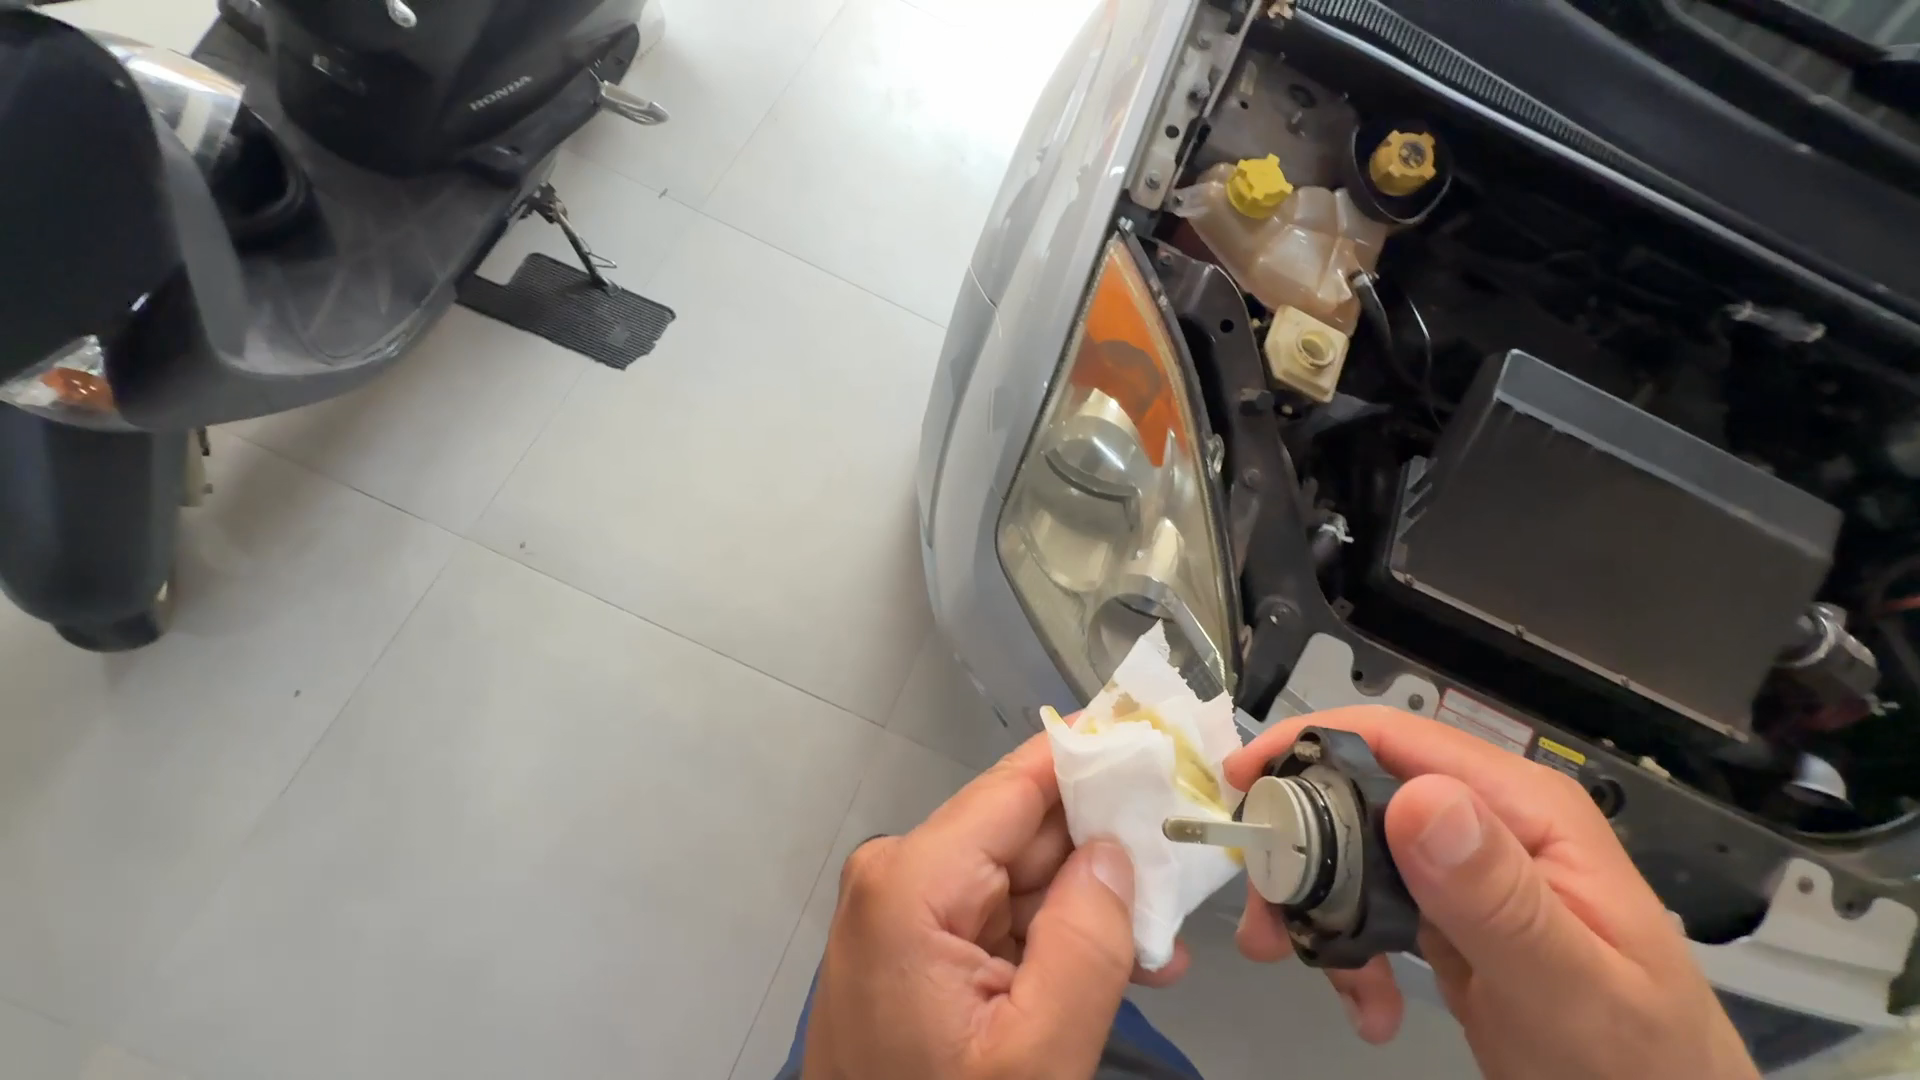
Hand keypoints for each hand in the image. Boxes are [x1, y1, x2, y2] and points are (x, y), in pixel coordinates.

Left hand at [803, 733, 1188, 1079]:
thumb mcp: (1037, 1055)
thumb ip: (1087, 942)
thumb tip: (1113, 851)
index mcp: (915, 881)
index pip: (1016, 786)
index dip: (1087, 759)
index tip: (1150, 739)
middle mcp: (900, 875)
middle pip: (1020, 832)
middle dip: (1100, 846)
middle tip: (1179, 854)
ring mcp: (903, 911)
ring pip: (1017, 879)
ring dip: (1086, 903)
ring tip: (1161, 936)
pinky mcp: (915, 945)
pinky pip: (998, 919)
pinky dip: (1053, 937)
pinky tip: (1117, 962)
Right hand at [1225, 707, 1758, 1079]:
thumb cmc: (1638, 1070)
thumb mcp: (1570, 990)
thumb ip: (1496, 895)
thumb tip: (1417, 797)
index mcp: (1520, 807)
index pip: (1393, 738)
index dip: (1308, 746)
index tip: (1242, 785)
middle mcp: (1485, 818)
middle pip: (1357, 795)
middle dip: (1300, 848)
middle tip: (1264, 911)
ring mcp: (1461, 865)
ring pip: (1350, 850)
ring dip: (1315, 904)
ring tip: (1299, 963)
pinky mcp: (1442, 909)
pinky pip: (1365, 901)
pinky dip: (1345, 945)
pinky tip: (1362, 1002)